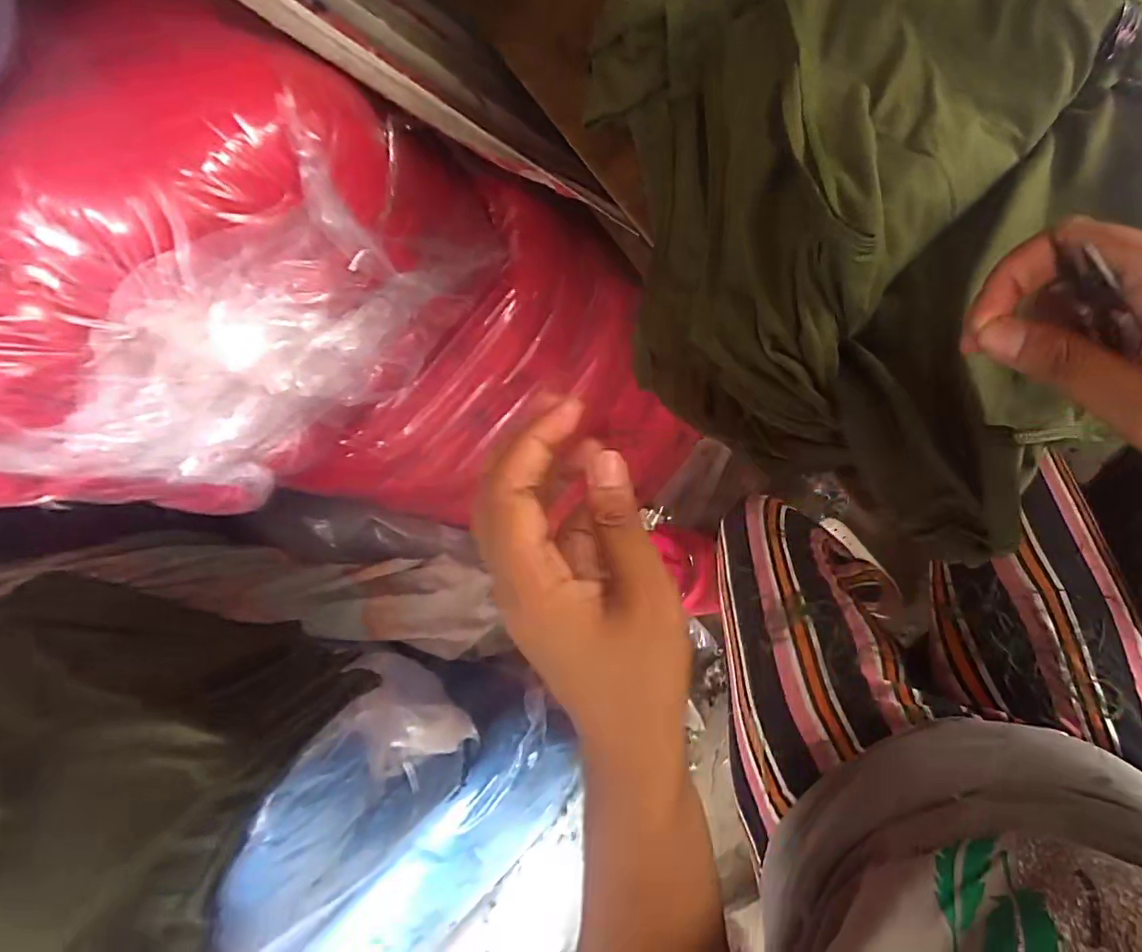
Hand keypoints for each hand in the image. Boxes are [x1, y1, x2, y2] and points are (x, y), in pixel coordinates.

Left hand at [472, 396, 690, 768]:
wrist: (631, 739)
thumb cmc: (643, 671)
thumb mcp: (644, 591)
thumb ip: (621, 522)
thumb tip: (602, 455)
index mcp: (529, 583)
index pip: (509, 497)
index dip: (533, 444)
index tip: (574, 408)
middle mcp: (513, 581)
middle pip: (497, 499)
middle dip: (525, 444)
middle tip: (566, 402)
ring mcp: (527, 588)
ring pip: (515, 514)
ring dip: (541, 467)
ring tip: (576, 425)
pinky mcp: (547, 593)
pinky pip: (543, 533)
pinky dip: (562, 499)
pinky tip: (592, 479)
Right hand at [963, 217, 1141, 504]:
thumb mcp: (1138, 403)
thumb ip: (1060, 361)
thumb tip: (986, 333)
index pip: (1066, 240)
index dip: (1012, 276)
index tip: (982, 329)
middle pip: (1073, 258)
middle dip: (1024, 300)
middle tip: (993, 354)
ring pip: (1088, 287)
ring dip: (1050, 322)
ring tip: (1037, 371)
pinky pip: (1111, 311)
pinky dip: (1078, 336)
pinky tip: (1076, 371)